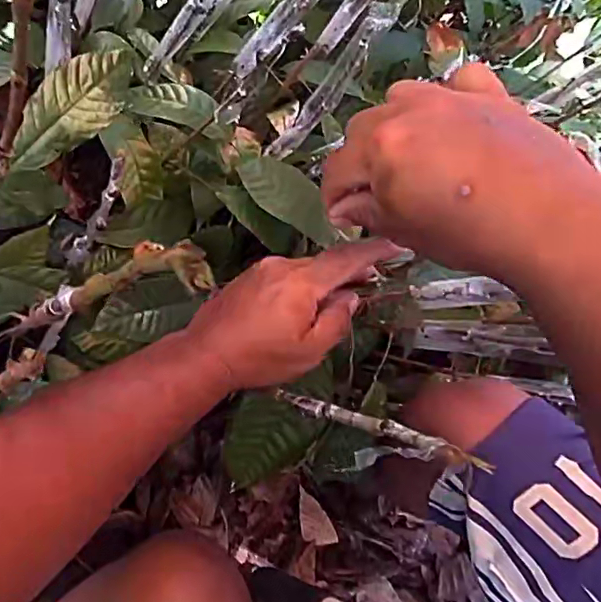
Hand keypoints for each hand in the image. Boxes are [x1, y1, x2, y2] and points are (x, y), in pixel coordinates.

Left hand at [178, 239, 396, 392]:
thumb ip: (336, 320)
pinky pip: (281, 275)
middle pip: (323, 263)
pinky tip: (299, 302)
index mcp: (301, 281)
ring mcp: (258, 270)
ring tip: (335, 296)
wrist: (205, 353)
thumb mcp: (309, 350)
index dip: (373, 251)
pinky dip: (298, 283)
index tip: (395, 244)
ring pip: (301, 269)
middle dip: (348, 270)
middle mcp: (280, 266)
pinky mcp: (245, 278)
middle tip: (370, 280)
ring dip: (321, 279)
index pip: (345, 259)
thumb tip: (350, 297)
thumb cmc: (259, 358)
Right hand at [320, 63, 600, 283]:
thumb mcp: (402, 230)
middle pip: (361, 129)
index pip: (336, 168)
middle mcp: (408, 112)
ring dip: (395, 123)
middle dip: (361, 161)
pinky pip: (459, 81)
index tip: (343, 215)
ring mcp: (452, 99)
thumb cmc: (471, 232)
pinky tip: (453, 122)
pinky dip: (449, 97)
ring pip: (400, 98)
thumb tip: (346, 206)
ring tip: (411, 154)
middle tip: (378, 193)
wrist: (556, 223)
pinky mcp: (492, 97)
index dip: (334, 196)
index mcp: (379, 146)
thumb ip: (366, 211)